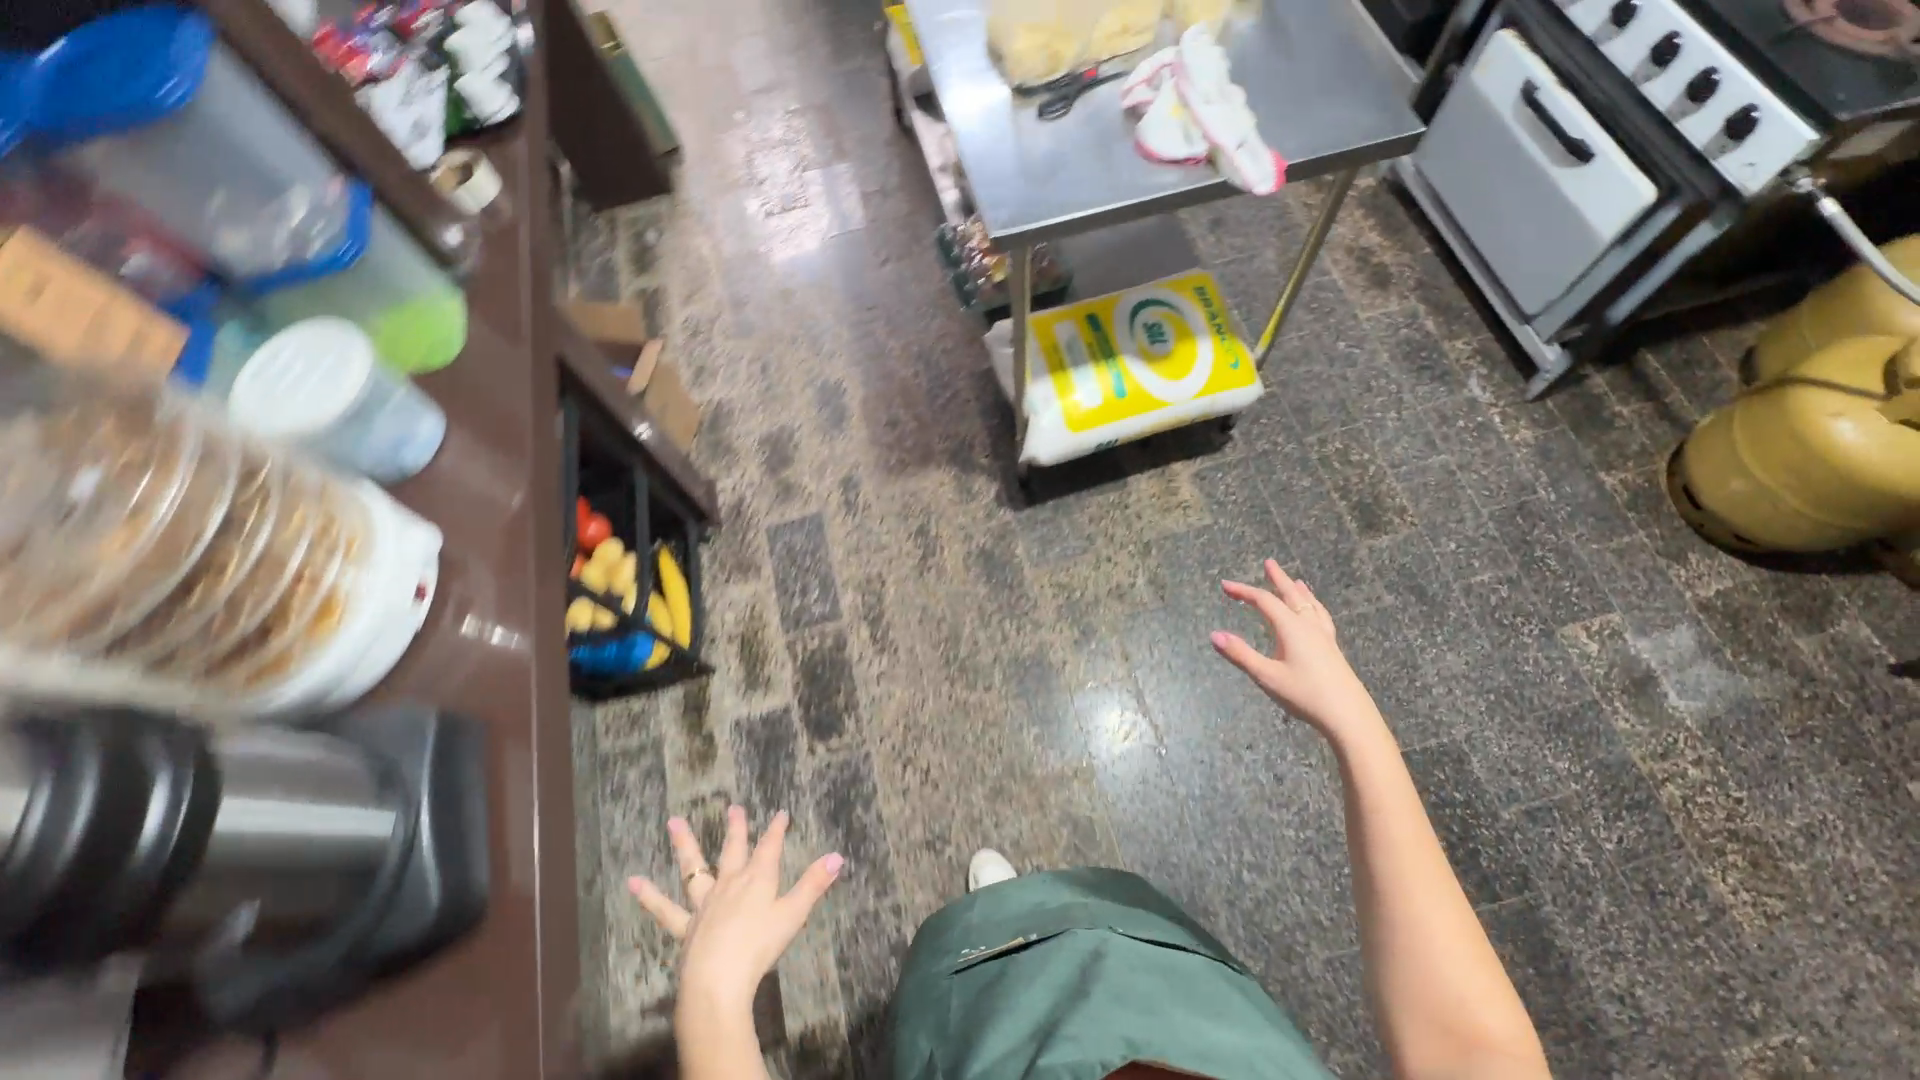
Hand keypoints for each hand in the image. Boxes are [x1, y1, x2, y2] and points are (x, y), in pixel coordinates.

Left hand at [628, 806, 843, 1013]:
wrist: (717, 980)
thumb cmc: (759, 947)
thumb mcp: (793, 914)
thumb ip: (814, 884)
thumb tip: (838, 855)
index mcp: (757, 880)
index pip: (770, 848)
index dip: (776, 830)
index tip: (781, 813)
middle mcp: (729, 885)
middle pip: (733, 851)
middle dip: (736, 829)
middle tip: (733, 808)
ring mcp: (704, 904)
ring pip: (694, 869)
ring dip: (685, 844)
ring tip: (673, 822)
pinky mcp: (685, 927)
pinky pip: (664, 910)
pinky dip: (648, 895)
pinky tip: (632, 881)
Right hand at [1211, 559, 1383, 741]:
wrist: (1348, 715)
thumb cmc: (1304, 695)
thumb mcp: (1266, 676)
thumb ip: (1240, 654)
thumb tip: (1214, 634)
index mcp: (1291, 628)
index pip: (1264, 601)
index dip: (1243, 591)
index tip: (1225, 585)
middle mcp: (1308, 626)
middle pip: (1292, 595)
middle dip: (1278, 579)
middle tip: (1269, 563)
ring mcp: (1324, 637)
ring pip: (1310, 605)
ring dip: (1299, 591)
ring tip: (1296, 581)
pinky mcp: (1332, 648)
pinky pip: (1321, 617)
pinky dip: (1314, 607)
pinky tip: (1316, 614)